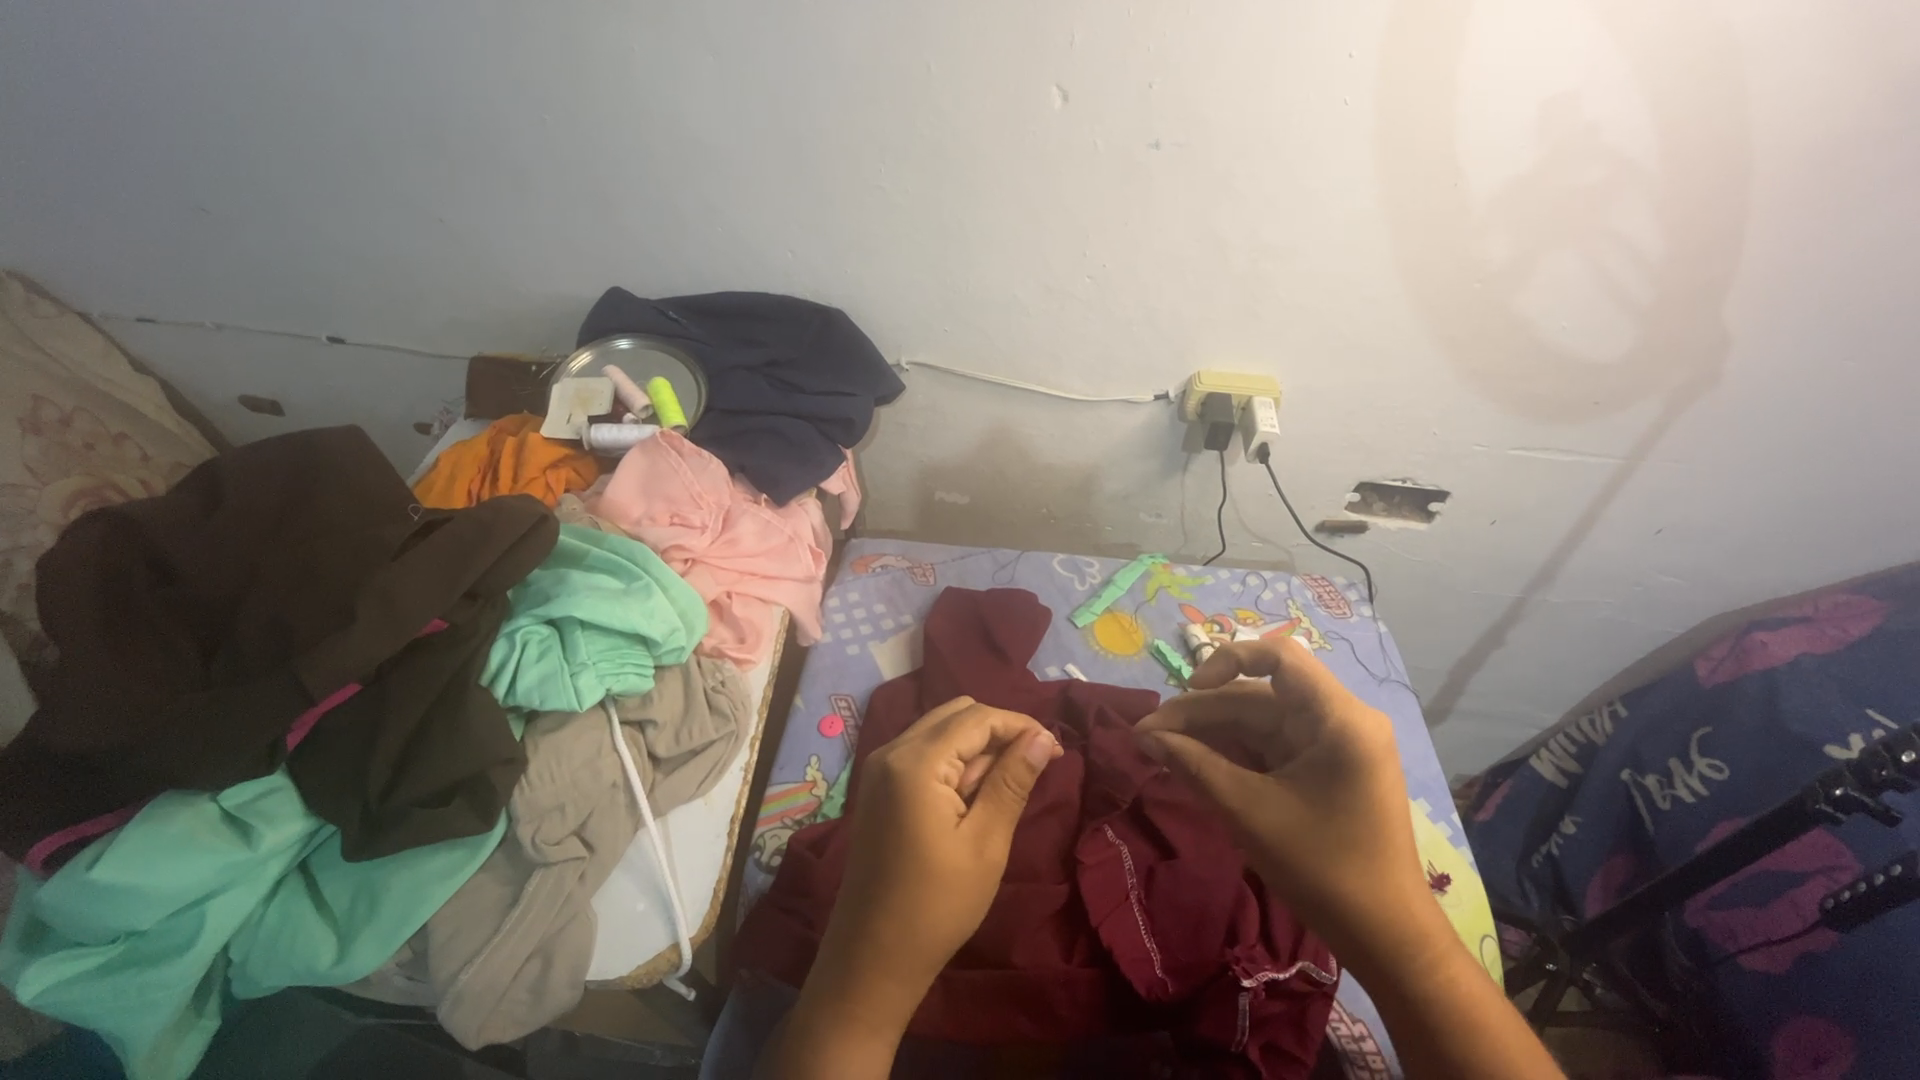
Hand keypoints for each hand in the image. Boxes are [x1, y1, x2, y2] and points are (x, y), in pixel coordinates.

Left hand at [766, 697, 1059, 1077]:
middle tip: (1032, 767)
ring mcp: (879, 768)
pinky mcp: (878, 787)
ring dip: (977, 747)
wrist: (873, 957)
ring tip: (1004, 789)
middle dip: (999, 731)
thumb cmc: (937, 906)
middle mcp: (891, 751)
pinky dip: (954, 761)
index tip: (1056, 752)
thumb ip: (1012, 781)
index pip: (977, 717)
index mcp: (915, 762)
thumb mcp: (986, 843)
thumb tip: (1041, 736)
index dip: (1020, 725)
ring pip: (940, 730)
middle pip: (956, 714)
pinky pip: (923, 752)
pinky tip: (972, 796)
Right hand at [1133, 637, 1434, 972]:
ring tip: (1160, 750)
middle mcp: (1341, 720)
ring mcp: (1334, 747)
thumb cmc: (1322, 868)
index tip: (1189, 690)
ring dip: (1211, 735)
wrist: (1384, 936)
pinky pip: (1271, 748)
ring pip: (1260, 723)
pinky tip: (1193, 764)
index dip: (1227, 660)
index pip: (1279, 657)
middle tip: (1148, 735)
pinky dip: (1233, 754)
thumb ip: (1193, 765)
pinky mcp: (1325, 771)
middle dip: (1202, 713)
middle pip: (1259, 696)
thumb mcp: (1248, 812)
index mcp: (1339, 718)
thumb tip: (1144, 735)